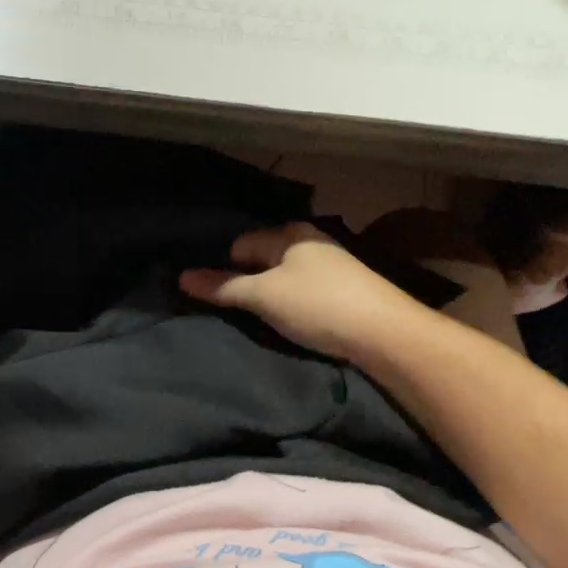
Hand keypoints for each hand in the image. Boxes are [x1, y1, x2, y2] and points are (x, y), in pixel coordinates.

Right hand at [179, 223, 438, 362]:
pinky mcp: (340, 290)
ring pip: (280, 277)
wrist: (385, 333)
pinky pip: (298, 292)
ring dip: (266, 296)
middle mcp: (308, 242)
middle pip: (260, 260)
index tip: (209, 295)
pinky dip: (287, 305)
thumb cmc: (318, 305)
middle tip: (227, 309)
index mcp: (289, 233)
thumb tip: (181, 276)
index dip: (222, 268)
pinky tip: (286, 322)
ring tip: (255, 319)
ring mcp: (327, 266)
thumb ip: (222, 287)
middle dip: (243, 282)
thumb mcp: (263, 296)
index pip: (239, 245)